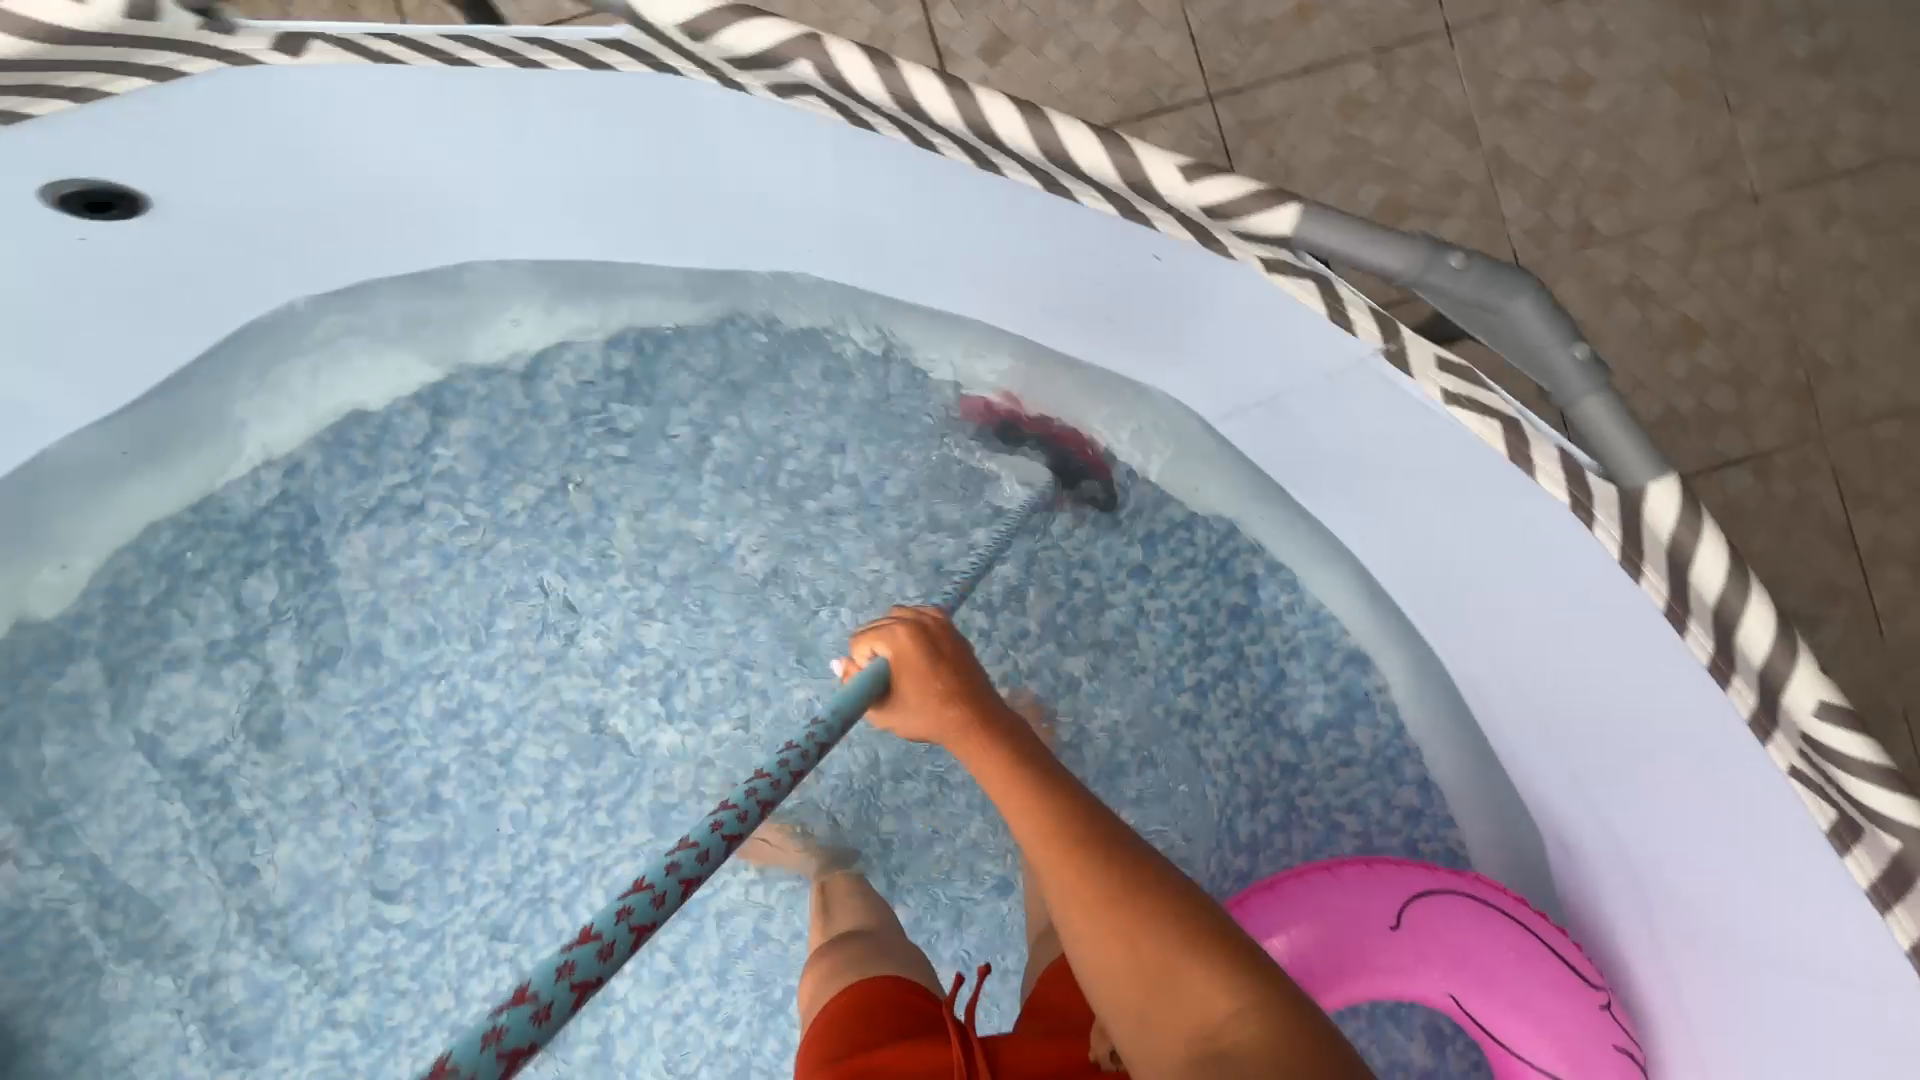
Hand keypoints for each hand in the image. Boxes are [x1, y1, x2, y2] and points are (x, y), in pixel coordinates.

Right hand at [836, 606, 1014, 748]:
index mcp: (897, 634)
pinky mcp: (950, 625)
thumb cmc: (925, 716)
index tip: (879, 685)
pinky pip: (919, 616)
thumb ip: (853, 684)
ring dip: (891, 637)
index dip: (861, 666)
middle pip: (876, 625)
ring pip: (897, 617)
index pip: (859, 641)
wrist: (973, 718)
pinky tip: (917, 653)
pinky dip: (912, 629)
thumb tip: (839, 663)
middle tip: (888, 678)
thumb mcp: (880, 709)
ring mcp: (936, 619)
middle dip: (874, 649)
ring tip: (902, 666)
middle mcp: (916, 618)